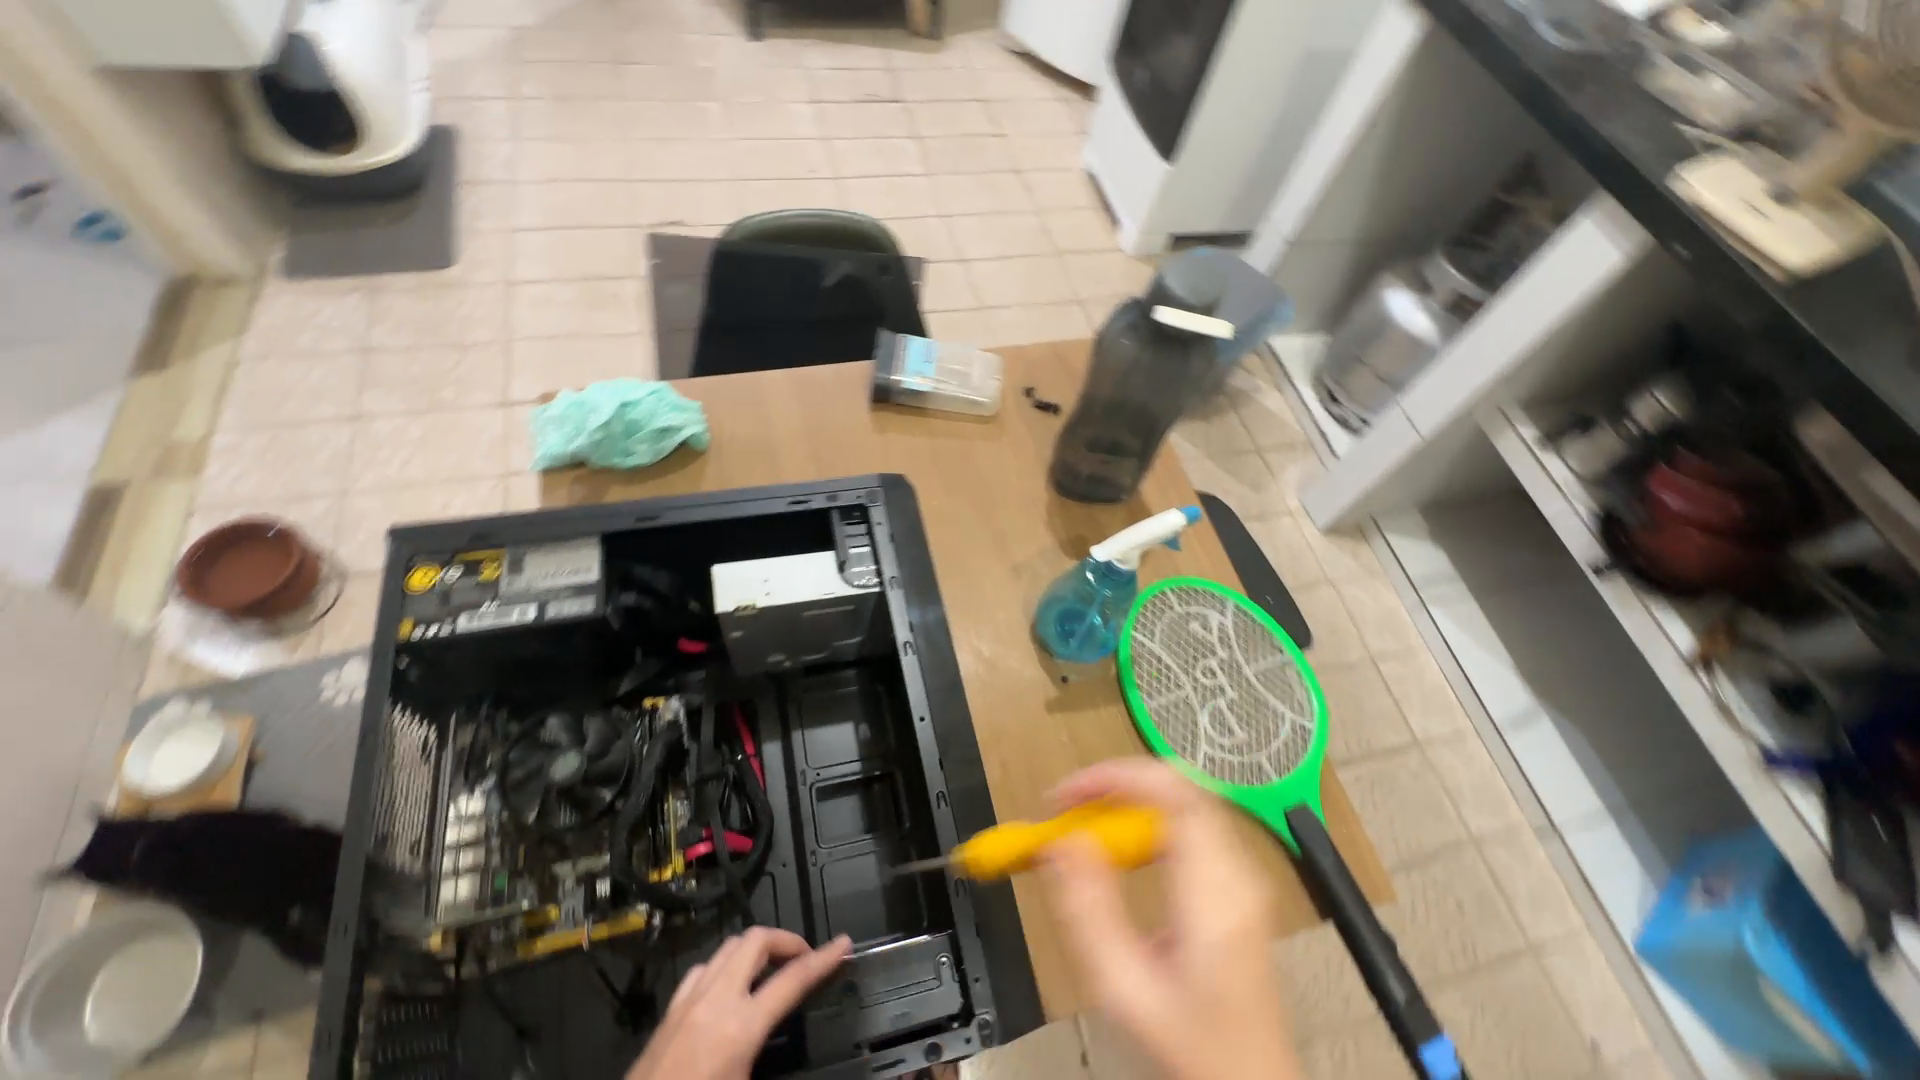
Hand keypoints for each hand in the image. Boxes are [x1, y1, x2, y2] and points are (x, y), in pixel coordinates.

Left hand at [625, 927, 852, 1079]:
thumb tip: (790, 1060)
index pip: (793, 980)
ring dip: (755, 950)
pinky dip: (725, 967)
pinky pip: (702, 969)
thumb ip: (774, 1064)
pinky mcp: (669, 1012)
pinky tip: (729, 987)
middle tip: (804, 959)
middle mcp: (715, 1001)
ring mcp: (688, 1002)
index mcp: (741, 1027)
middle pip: (756, 942)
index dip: (824, 959)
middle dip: (786, 941)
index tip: (843, 944)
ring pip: (727, 948)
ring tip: (772, 970)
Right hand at [1043, 759, 1303, 1079]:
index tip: (1067, 794)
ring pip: (1185, 803)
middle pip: (1181, 790)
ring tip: (1083, 825)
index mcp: (1216, 898)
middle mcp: (1239, 876)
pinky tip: (1119, 851)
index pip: (1176, 796)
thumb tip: (1061, 844)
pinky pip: (1191, 828)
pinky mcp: (1238, 887)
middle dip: (1116, 786)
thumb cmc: (1194, 1048)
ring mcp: (1244, 879)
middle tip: (1066, 809)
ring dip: (1129, 801)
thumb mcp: (1125, 989)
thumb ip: (1090, 913)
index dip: (1118, 777)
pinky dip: (1148, 821)